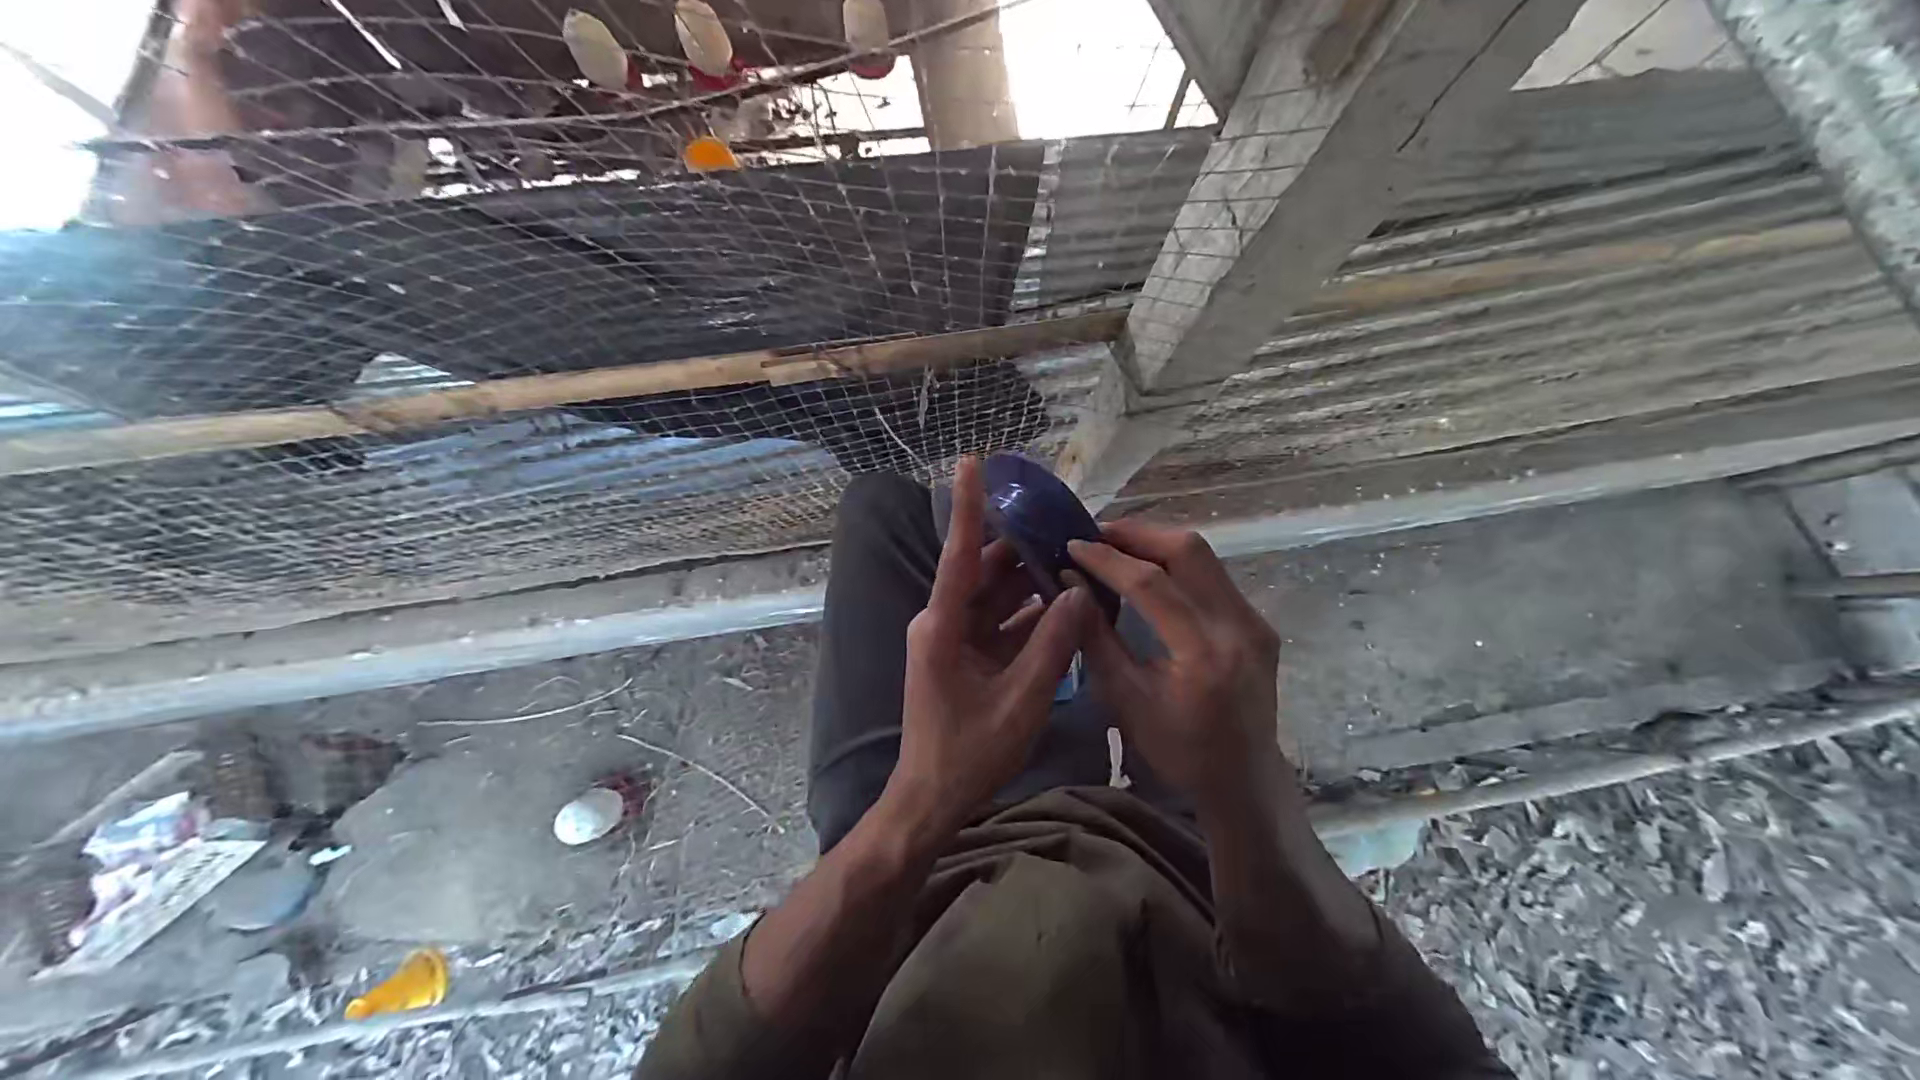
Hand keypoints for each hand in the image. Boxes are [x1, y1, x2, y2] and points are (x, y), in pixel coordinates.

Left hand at [883, 457, 1092, 835]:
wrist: (932, 798)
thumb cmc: (969, 752)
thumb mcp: (1021, 698)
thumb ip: (1053, 643)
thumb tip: (1082, 593)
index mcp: (942, 625)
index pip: (958, 553)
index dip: (966, 505)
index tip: (971, 461)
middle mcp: (943, 622)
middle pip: (985, 572)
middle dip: (1023, 550)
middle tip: (1067, 526)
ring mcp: (953, 640)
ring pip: (996, 597)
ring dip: (1031, 583)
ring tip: (1075, 560)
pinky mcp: (965, 658)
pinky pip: (1000, 624)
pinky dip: (1029, 616)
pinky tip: (1066, 607)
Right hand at [1067, 522, 1284, 799]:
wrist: (1244, 778)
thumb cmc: (1178, 750)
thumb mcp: (1124, 700)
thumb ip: (1096, 638)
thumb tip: (1070, 583)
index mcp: (1203, 654)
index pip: (1151, 584)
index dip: (1107, 559)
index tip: (1072, 545)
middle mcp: (1239, 627)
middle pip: (1188, 551)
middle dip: (1136, 534)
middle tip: (1095, 534)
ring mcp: (1254, 620)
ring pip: (1204, 556)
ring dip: (1155, 543)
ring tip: (1114, 546)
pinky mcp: (1257, 621)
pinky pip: (1212, 574)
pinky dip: (1174, 562)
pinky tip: (1146, 569)